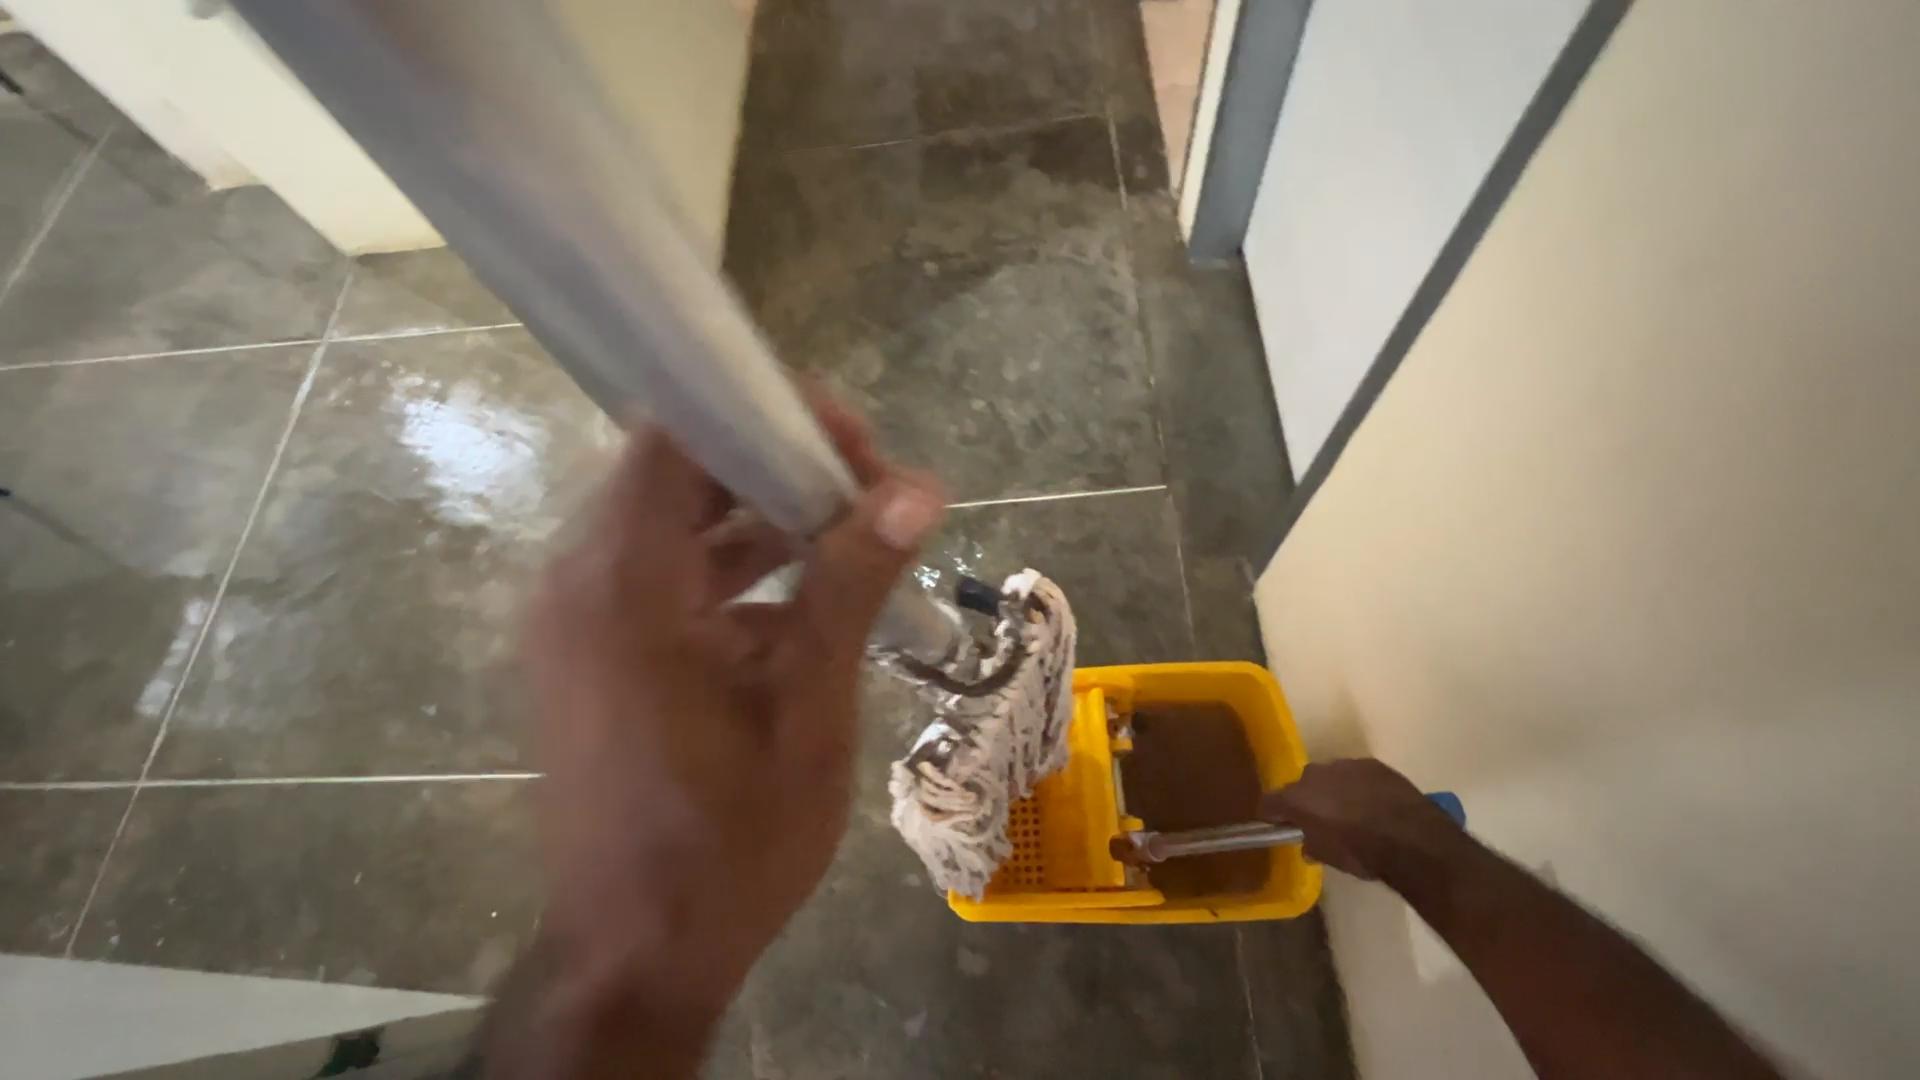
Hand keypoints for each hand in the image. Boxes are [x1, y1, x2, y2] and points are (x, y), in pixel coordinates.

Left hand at [521, 397, 943, 1024]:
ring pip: (679, 523)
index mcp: (623, 584)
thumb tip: (919, 488)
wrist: (642, 953)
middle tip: (869, 487)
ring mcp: (584, 616)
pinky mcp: (600, 649)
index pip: (676, 435)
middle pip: (679, 472)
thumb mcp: (808, 704)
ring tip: (856, 529)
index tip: (852, 442)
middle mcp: (583, 581)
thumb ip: (852, 582)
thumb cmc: (730, 838)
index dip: (766, 416)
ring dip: (764, 517)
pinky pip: (671, 574)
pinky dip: (737, 568)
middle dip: (779, 465)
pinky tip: (811, 591)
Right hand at [1258, 759, 1462, 879]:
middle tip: (1321, 820)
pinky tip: (1375, 804)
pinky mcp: (1372, 764)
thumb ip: (1312, 846)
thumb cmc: (1362, 853)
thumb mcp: (1330, 858)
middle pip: (1301, 786)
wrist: (1413, 839)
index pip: (1268, 802)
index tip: (1277, 824)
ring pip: (1330, 777)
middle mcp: (1314, 775)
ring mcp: (1344, 765)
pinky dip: (1360, 787)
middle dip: (1307, 801)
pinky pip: (1357, 775)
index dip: (1271, 815)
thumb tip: (1308, 844)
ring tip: (1352, 812)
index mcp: (1297, 798)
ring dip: (1335, 791)